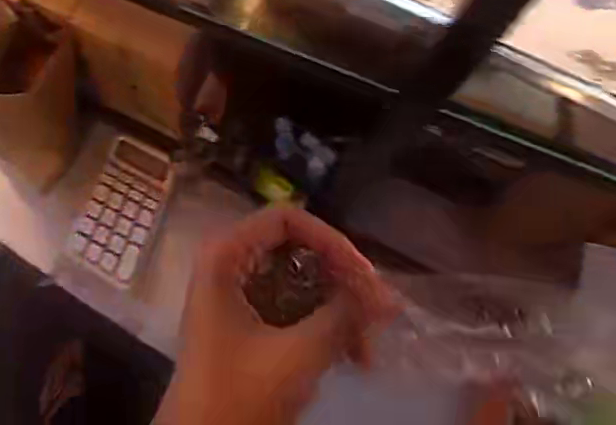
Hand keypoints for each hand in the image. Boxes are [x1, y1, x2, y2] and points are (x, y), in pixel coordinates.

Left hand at [155, 206, 395, 424]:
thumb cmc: (236, 397)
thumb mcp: (295, 358)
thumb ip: (341, 320)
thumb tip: (388, 296)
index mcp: (226, 252)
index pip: (286, 219)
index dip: (330, 240)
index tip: (367, 278)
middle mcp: (229, 260)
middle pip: (295, 247)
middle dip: (340, 281)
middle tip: (378, 317)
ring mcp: (236, 290)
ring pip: (298, 279)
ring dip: (337, 309)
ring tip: (367, 353)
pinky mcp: (245, 320)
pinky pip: (291, 305)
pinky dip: (322, 325)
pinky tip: (351, 357)